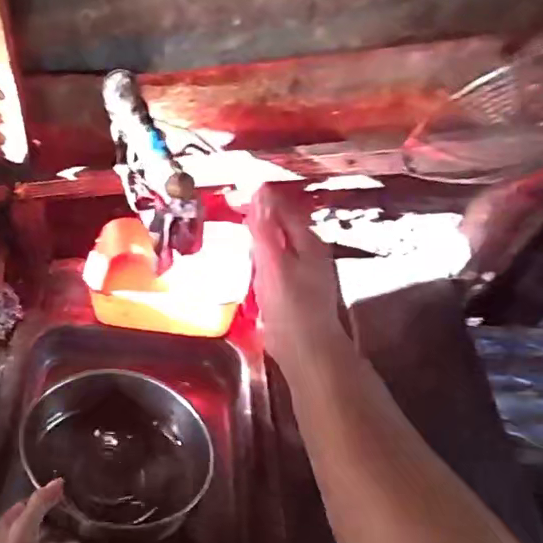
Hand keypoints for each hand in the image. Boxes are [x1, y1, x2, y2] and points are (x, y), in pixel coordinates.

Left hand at [0, 479, 106, 542]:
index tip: (75, 486)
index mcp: (12, 524)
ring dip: (76, 536)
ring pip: (59, 542)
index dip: (50, 494)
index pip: (32, 503)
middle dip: (66, 514)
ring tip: (100, 526)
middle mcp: (23, 538)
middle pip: (47, 521)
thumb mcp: (23, 530)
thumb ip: (39, 505)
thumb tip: (59, 481)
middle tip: (92, 505)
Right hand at [249, 185, 347, 377]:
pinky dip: (261, 260)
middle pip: (283, 226)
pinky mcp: (293, 292)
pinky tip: (249, 266)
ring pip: (279, 246)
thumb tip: (259, 192)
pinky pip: (275, 266)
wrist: (307, 351)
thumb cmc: (291, 307)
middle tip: (233, 211)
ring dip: (260, 238)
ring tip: (237, 233)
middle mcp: (309, 253)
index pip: (284, 209)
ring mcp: (303, 273)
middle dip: (260, 217)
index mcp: (308, 242)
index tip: (236, 193)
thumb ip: (265, 229)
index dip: (262, 199)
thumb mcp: (274, 264)